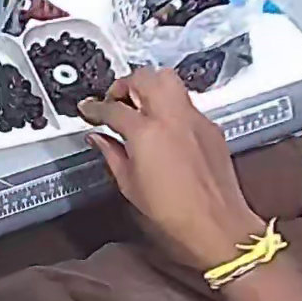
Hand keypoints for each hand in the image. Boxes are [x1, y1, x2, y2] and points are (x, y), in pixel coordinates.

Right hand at [78, 69, 266, 269]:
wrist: (214, 222)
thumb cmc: (171, 211)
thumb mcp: (129, 184)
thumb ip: (111, 154)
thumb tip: (99, 139)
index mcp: (146, 133)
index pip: (113, 108)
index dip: (95, 108)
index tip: (87, 109)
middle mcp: (171, 117)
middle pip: (143, 78)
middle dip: (123, 85)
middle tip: (113, 101)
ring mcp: (194, 118)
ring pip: (168, 79)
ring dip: (148, 85)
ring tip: (137, 104)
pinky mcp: (209, 126)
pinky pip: (185, 101)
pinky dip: (168, 103)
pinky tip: (161, 124)